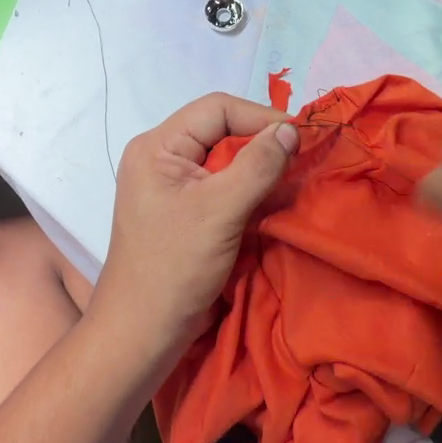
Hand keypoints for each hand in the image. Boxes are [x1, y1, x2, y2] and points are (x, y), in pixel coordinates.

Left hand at [89, 94, 296, 356]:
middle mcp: (160, 156)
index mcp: (157, 145)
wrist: (141, 333)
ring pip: (223, 157)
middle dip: (260, 140)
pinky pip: (219, 182)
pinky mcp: (182, 209)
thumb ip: (257, 166)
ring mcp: (170, 184)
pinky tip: (271, 199)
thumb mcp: (220, 211)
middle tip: (300, 157)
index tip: (300, 137)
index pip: (216, 109)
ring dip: (257, 165)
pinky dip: (247, 187)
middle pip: (220, 129)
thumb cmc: (174, 268)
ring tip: (291, 176)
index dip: (260, 117)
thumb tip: (290, 129)